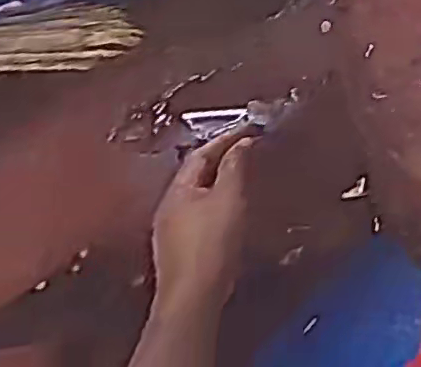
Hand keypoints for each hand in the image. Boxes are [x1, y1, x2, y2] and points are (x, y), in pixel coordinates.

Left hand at [151, 129, 253, 309]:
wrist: (195, 292)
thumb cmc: (213, 238)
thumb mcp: (229, 195)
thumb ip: (235, 165)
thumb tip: (242, 141)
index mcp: (178, 191)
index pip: (200, 153)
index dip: (226, 137)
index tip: (251, 127)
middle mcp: (169, 205)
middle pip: (196, 171)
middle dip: (222, 155)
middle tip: (250, 144)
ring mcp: (172, 226)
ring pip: (198, 189)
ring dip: (220, 175)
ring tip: (245, 166)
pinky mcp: (181, 242)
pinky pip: (201, 206)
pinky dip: (218, 193)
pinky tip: (233, 198)